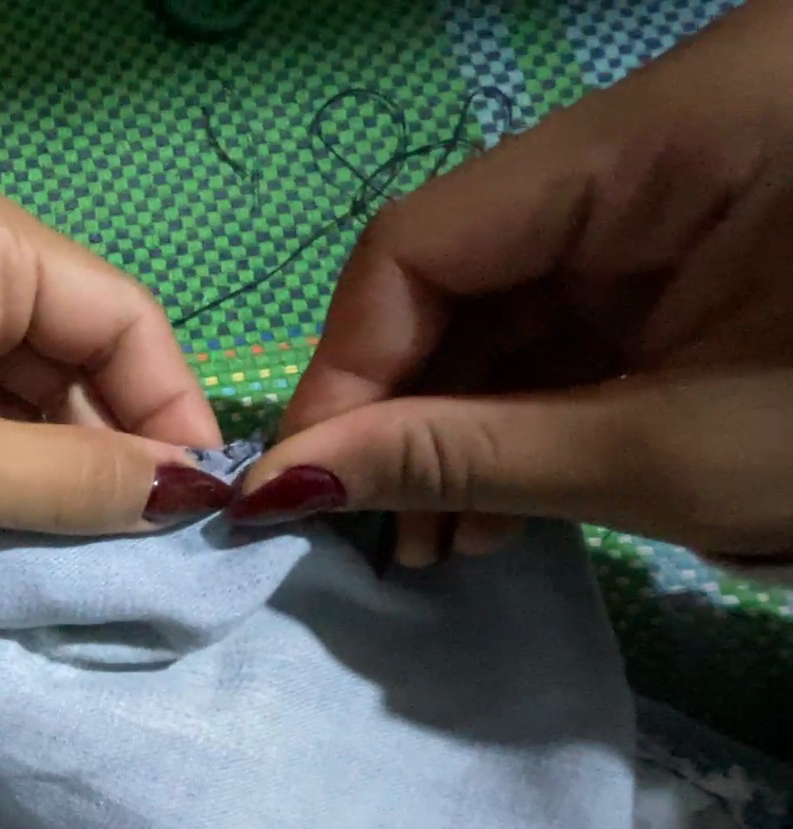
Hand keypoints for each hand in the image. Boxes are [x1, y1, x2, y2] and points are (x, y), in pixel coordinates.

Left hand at [0, 174, 225, 543]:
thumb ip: (68, 479)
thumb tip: (181, 497)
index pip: (119, 316)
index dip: (166, 406)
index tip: (191, 496)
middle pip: (76, 355)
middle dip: (108, 442)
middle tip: (138, 532)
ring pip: (28, 392)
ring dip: (58, 462)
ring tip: (84, 533)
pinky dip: (7, 465)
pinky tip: (25, 514)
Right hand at [232, 0, 792, 564]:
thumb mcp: (673, 454)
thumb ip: (452, 457)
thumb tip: (275, 485)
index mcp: (671, 132)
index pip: (416, 246)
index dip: (341, 369)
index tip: (301, 478)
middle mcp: (663, 139)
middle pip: (451, 285)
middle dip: (401, 421)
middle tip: (380, 532)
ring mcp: (689, 193)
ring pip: (503, 317)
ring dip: (457, 433)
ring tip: (444, 538)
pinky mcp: (711, 246)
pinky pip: (567, 328)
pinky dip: (523, 418)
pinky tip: (502, 500)